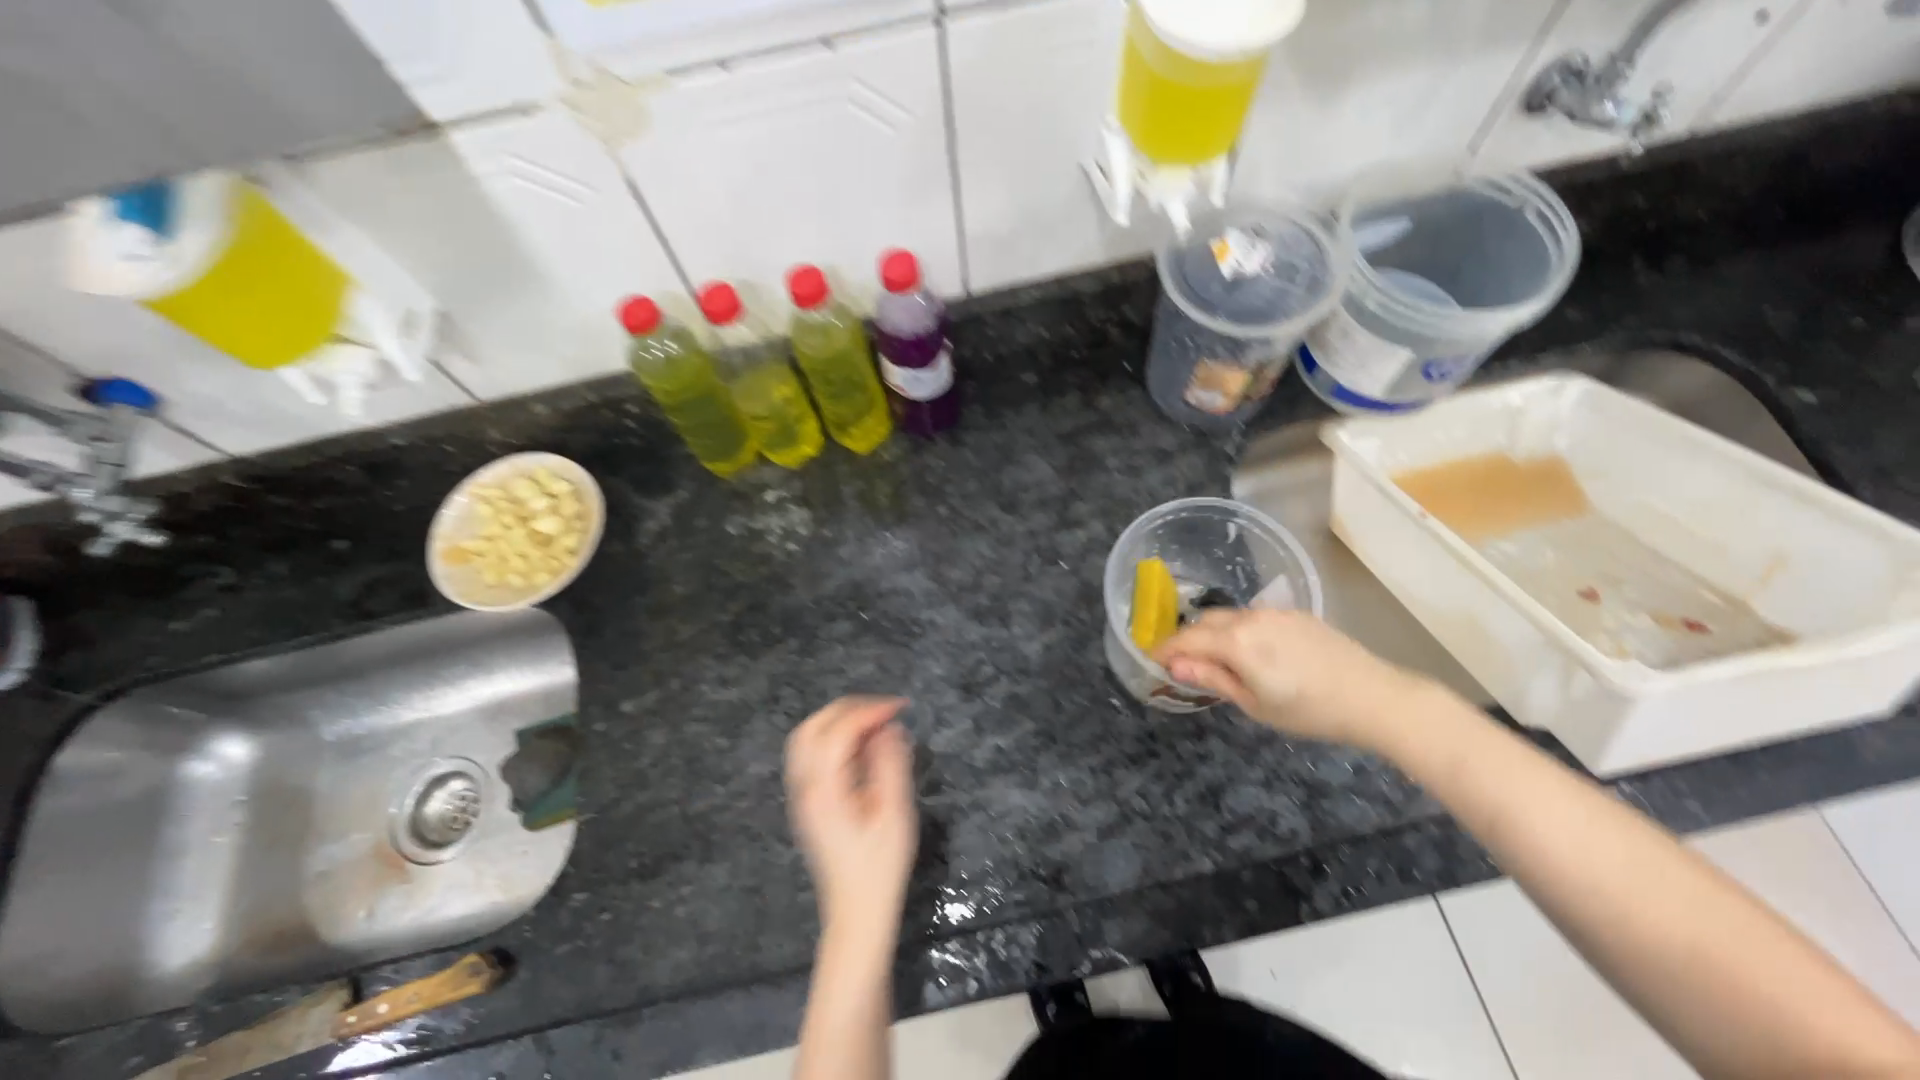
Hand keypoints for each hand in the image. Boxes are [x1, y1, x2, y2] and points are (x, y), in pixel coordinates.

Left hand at [785, 696, 918, 932]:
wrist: (856, 912)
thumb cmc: (880, 868)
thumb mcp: (895, 815)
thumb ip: (891, 766)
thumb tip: (890, 728)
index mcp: (824, 789)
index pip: (838, 731)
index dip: (869, 711)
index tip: (901, 707)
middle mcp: (804, 787)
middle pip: (813, 728)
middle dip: (849, 710)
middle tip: (886, 711)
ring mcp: (801, 796)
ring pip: (807, 740)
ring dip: (838, 723)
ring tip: (875, 725)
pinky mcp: (807, 804)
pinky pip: (810, 756)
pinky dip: (833, 740)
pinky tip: (861, 749)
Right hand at [1153, 609, 1432, 749]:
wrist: (1373, 697)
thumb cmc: (1309, 711)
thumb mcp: (1255, 704)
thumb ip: (1213, 679)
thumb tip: (1175, 665)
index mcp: (1237, 642)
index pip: (1187, 640)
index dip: (1166, 649)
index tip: (1153, 660)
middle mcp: (1252, 618)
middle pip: (1205, 622)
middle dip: (1187, 638)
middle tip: (1179, 662)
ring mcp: (1276, 613)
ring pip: (1230, 616)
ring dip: (1212, 633)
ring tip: (1212, 658)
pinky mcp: (1296, 615)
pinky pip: (1253, 617)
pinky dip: (1237, 629)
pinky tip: (1247, 651)